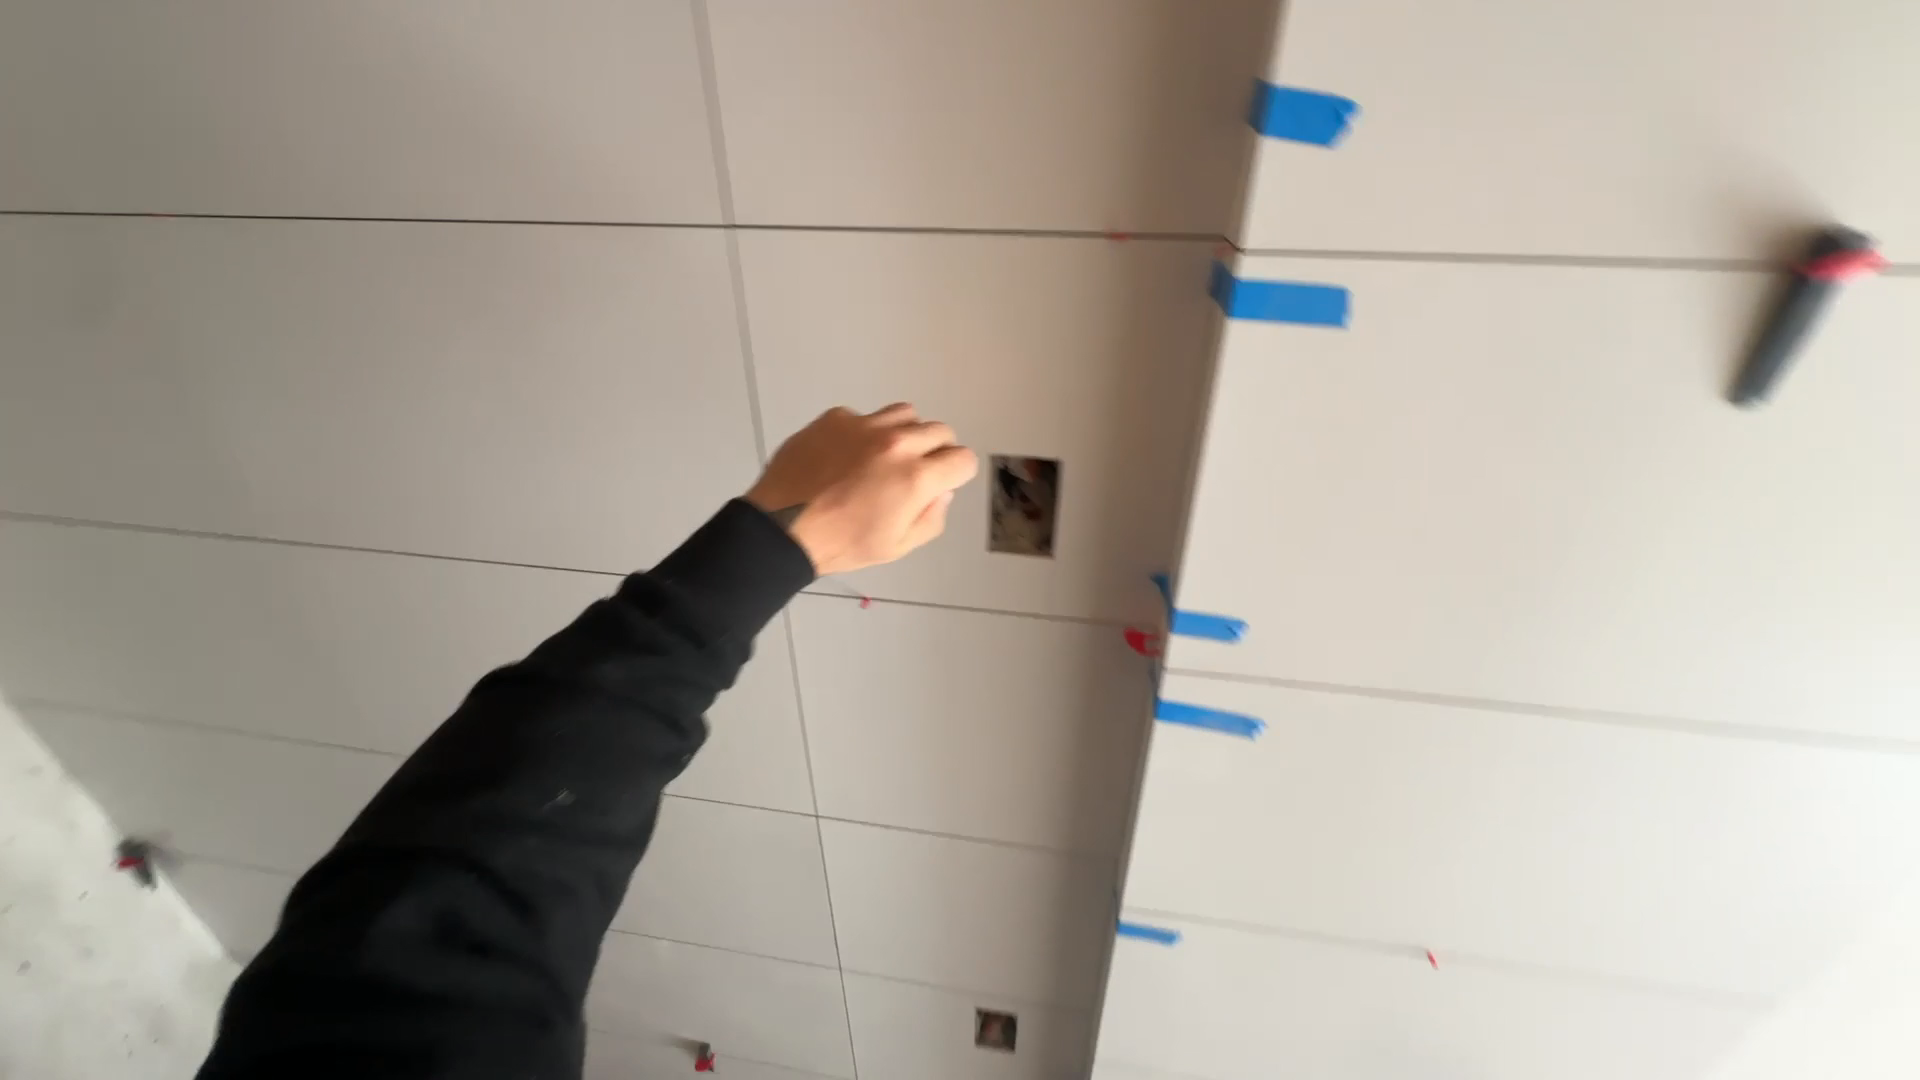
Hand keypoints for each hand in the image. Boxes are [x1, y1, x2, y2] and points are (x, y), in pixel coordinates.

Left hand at [745, 403, 978, 575]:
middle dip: (936, 452)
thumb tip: (941, 491)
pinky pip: (865, 417)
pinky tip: (846, 456)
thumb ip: (931, 518)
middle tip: (913, 473)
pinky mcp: (835, 418)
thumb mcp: (897, 546)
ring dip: (906, 433)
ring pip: (906, 414)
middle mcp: (896, 443)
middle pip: (941, 431)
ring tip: (885, 456)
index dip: (956, 474)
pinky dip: (864, 432)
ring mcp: (864, 426)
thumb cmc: (842, 544)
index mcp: (916, 478)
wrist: (782, 528)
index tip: (940, 484)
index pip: (963, 460)